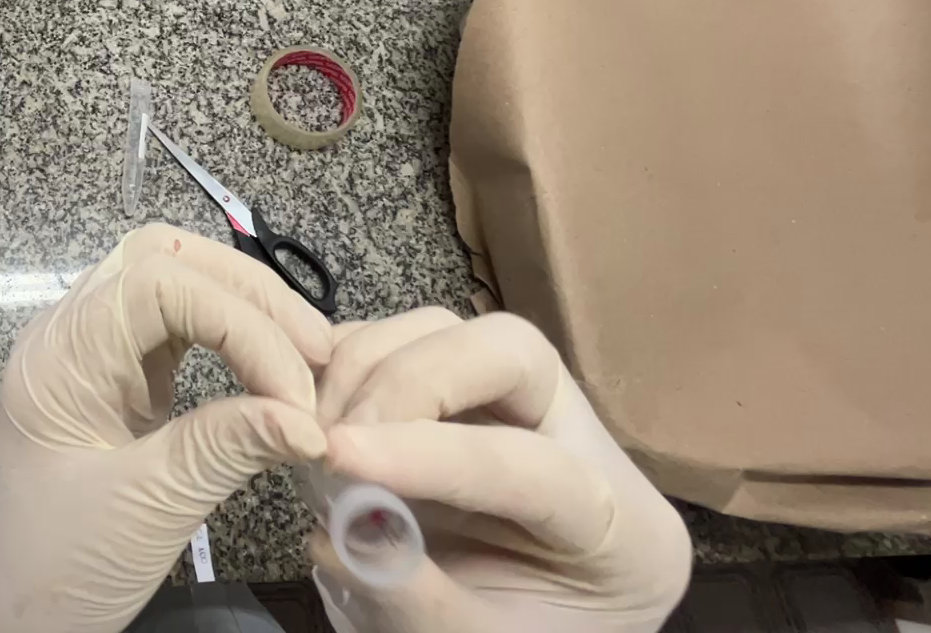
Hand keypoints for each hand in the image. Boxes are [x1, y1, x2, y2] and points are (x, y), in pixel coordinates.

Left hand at [0, 224, 335, 632]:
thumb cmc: (55, 562)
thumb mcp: (143, 510)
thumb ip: (223, 449)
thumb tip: (308, 421)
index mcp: (61, 353)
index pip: (156, 283)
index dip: (238, 323)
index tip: (293, 395)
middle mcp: (69, 327)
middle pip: (160, 256)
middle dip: (245, 291)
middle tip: (313, 349)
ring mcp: (88, 342)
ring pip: (167, 275)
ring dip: (238, 301)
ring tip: (299, 352)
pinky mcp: (109, 366)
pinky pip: (168, 318)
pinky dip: (221, 328)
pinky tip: (258, 361)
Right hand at [308, 308, 692, 632]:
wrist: (477, 626)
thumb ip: (409, 596)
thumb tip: (334, 535)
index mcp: (619, 529)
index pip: (530, 465)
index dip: (427, 454)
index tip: (337, 457)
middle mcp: (574, 434)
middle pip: (506, 352)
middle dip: (406, 381)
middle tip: (332, 436)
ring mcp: (504, 392)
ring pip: (438, 327)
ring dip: (359, 368)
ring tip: (314, 434)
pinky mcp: (440, 377)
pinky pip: (384, 335)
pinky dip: (338, 362)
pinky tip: (312, 409)